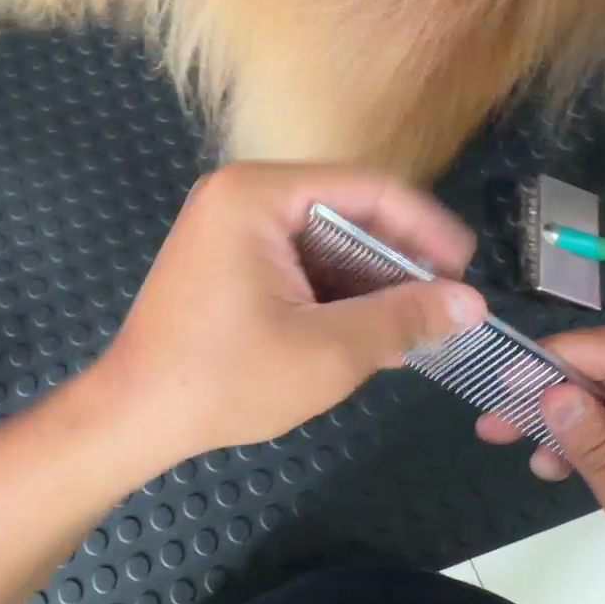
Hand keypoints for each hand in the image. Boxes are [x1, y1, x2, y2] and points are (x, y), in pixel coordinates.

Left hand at [89, 163, 486, 465]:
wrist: (134, 415)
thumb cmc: (226, 379)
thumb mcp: (328, 351)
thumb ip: (404, 317)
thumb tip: (470, 302)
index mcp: (257, 193)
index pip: (366, 188)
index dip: (424, 226)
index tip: (466, 267)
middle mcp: (240, 193)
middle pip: (344, 210)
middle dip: (397, 259)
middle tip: (444, 304)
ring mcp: (227, 223)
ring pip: (322, 238)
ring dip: (368, 279)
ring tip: (413, 325)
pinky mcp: (224, 255)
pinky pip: (295, 257)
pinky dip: (332, 289)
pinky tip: (366, 329)